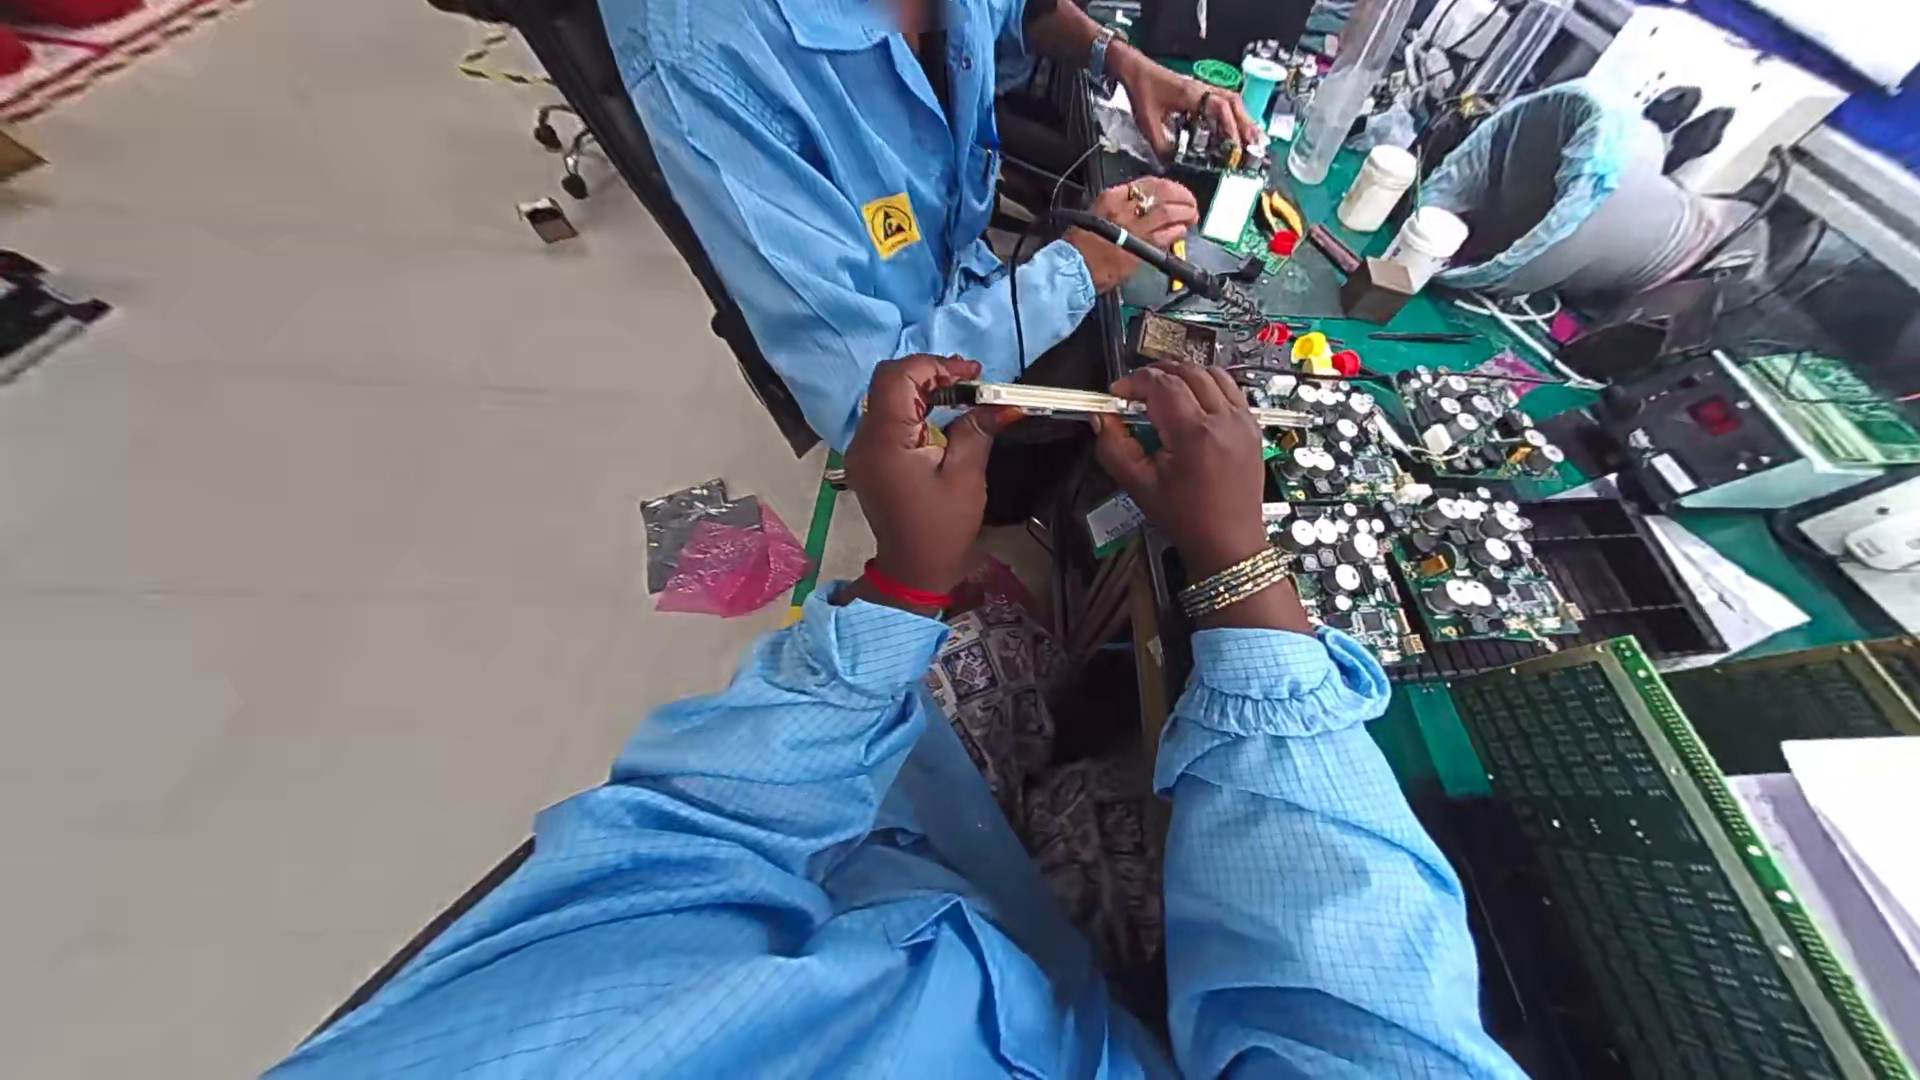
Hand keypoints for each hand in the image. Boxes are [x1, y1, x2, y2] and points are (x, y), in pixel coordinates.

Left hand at [841, 355, 1022, 610]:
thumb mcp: (965, 477)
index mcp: (885, 440)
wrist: (914, 569)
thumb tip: (1002, 404)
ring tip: (961, 393)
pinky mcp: (869, 460)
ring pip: (887, 398)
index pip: (899, 377)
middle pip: (889, 382)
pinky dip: (914, 409)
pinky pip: (887, 420)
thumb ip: (976, 431)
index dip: (936, 364)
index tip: (973, 373)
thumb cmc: (942, 528)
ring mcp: (863, 450)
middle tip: (969, 381)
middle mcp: (865, 439)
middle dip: (929, 373)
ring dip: (923, 389)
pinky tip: (941, 415)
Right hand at [1067, 178, 1198, 292]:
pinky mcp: (1141, 249)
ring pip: (1170, 213)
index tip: (1175, 192)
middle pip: (1165, 194)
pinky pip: (1167, 235)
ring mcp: (1135, 229)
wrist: (1073, 271)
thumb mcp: (1095, 216)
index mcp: (1113, 197)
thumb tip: (1139, 208)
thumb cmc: (1079, 248)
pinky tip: (1181, 232)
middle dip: (1183, 198)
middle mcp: (1125, 208)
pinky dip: (1177, 232)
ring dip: (1185, 214)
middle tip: (1190, 205)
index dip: (1169, 187)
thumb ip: (1117, 208)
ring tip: (1191, 218)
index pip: (1149, 183)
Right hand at [1092, 362, 1308, 631]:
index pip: (1163, 385)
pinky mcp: (1252, 427)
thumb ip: (1113, 447)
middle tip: (1135, 390)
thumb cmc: (1185, 518)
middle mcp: (1224, 420)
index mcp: (1195, 434)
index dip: (1135, 382)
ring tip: (1162, 392)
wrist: (1227, 541)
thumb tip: (1102, 418)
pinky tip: (1190, 403)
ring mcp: (1243, 421)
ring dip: (1183, 375)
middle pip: (1188, 371)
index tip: (1118, 393)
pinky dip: (1207, 385)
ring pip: (1213, 373)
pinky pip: (1230, 389)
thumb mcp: (1137, 485)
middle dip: (1156, 374)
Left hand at [1110, 44, 1263, 159]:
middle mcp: (1202, 90)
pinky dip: (1232, 117)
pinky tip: (1235, 129)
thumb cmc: (1143, 94)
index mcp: (1192, 94)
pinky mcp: (1198, 94)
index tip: (1236, 146)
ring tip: (1252, 138)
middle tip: (1255, 144)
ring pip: (1230, 102)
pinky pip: (1221, 104)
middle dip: (1245, 124)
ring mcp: (1202, 91)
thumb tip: (1175, 163)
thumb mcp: (1148, 124)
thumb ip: (1162, 145)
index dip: (1230, 127)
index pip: (1220, 108)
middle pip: (1233, 103)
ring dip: (1242, 120)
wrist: (1137, 72)